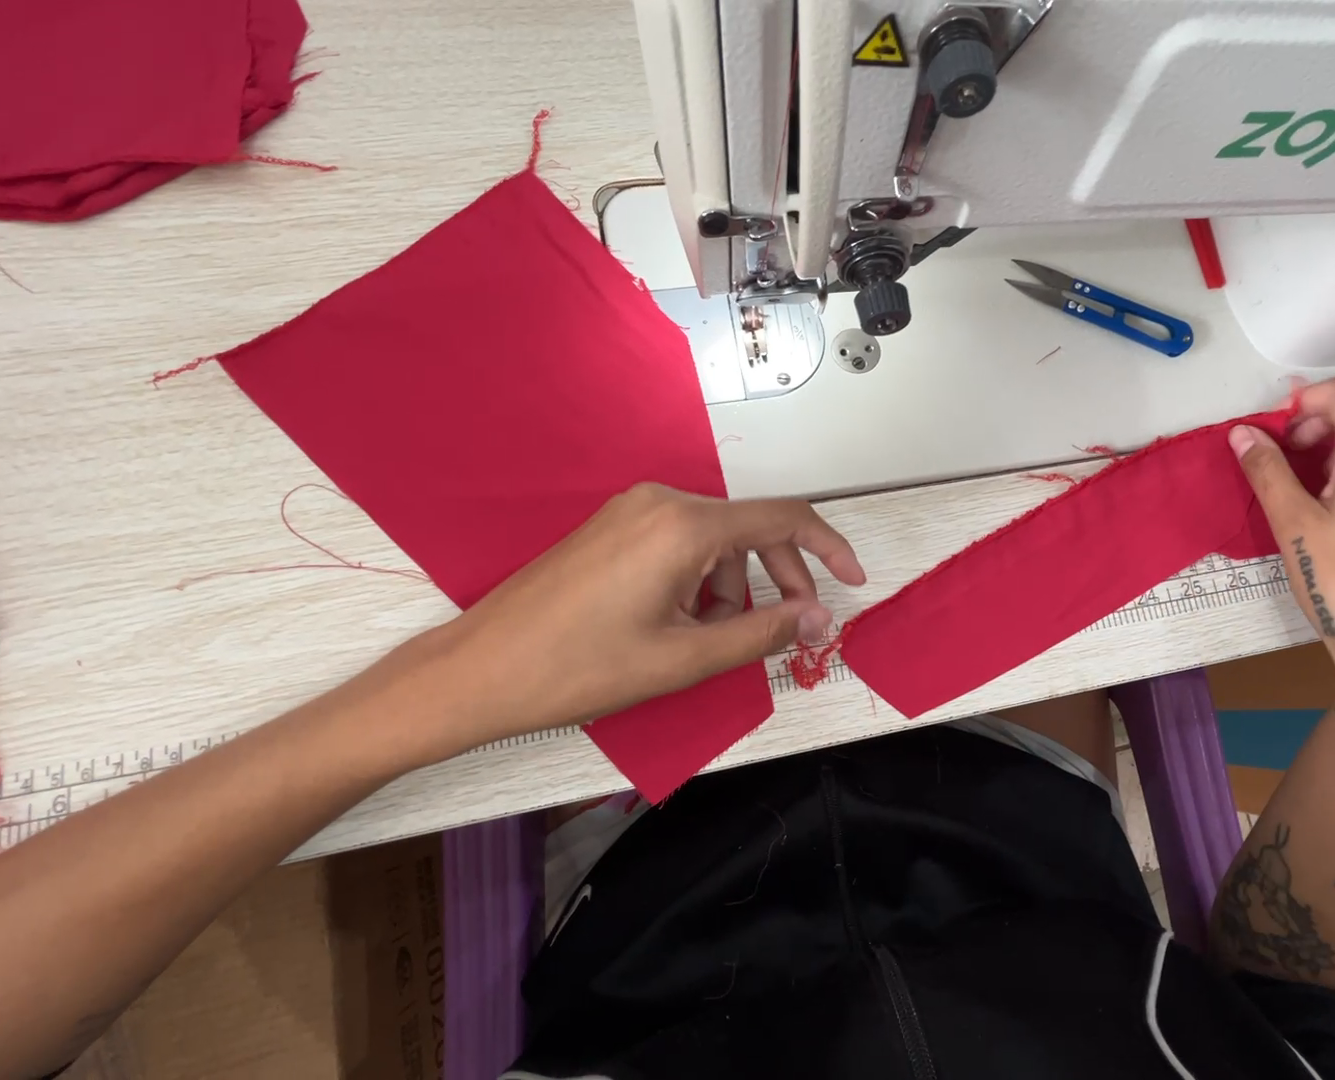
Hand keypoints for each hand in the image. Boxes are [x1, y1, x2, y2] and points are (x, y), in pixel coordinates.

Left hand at [389, 483, 864, 760]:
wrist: (480, 669)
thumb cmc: (577, 667)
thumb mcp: (686, 658)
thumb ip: (764, 633)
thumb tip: (819, 618)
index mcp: (685, 525)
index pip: (784, 518)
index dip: (829, 549)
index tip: (853, 581)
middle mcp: (662, 502)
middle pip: (750, 531)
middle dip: (779, 581)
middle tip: (788, 631)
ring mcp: (633, 510)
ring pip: (716, 542)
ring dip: (732, 589)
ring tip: (708, 640)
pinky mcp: (615, 527)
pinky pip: (681, 544)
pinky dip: (699, 581)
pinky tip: (681, 622)